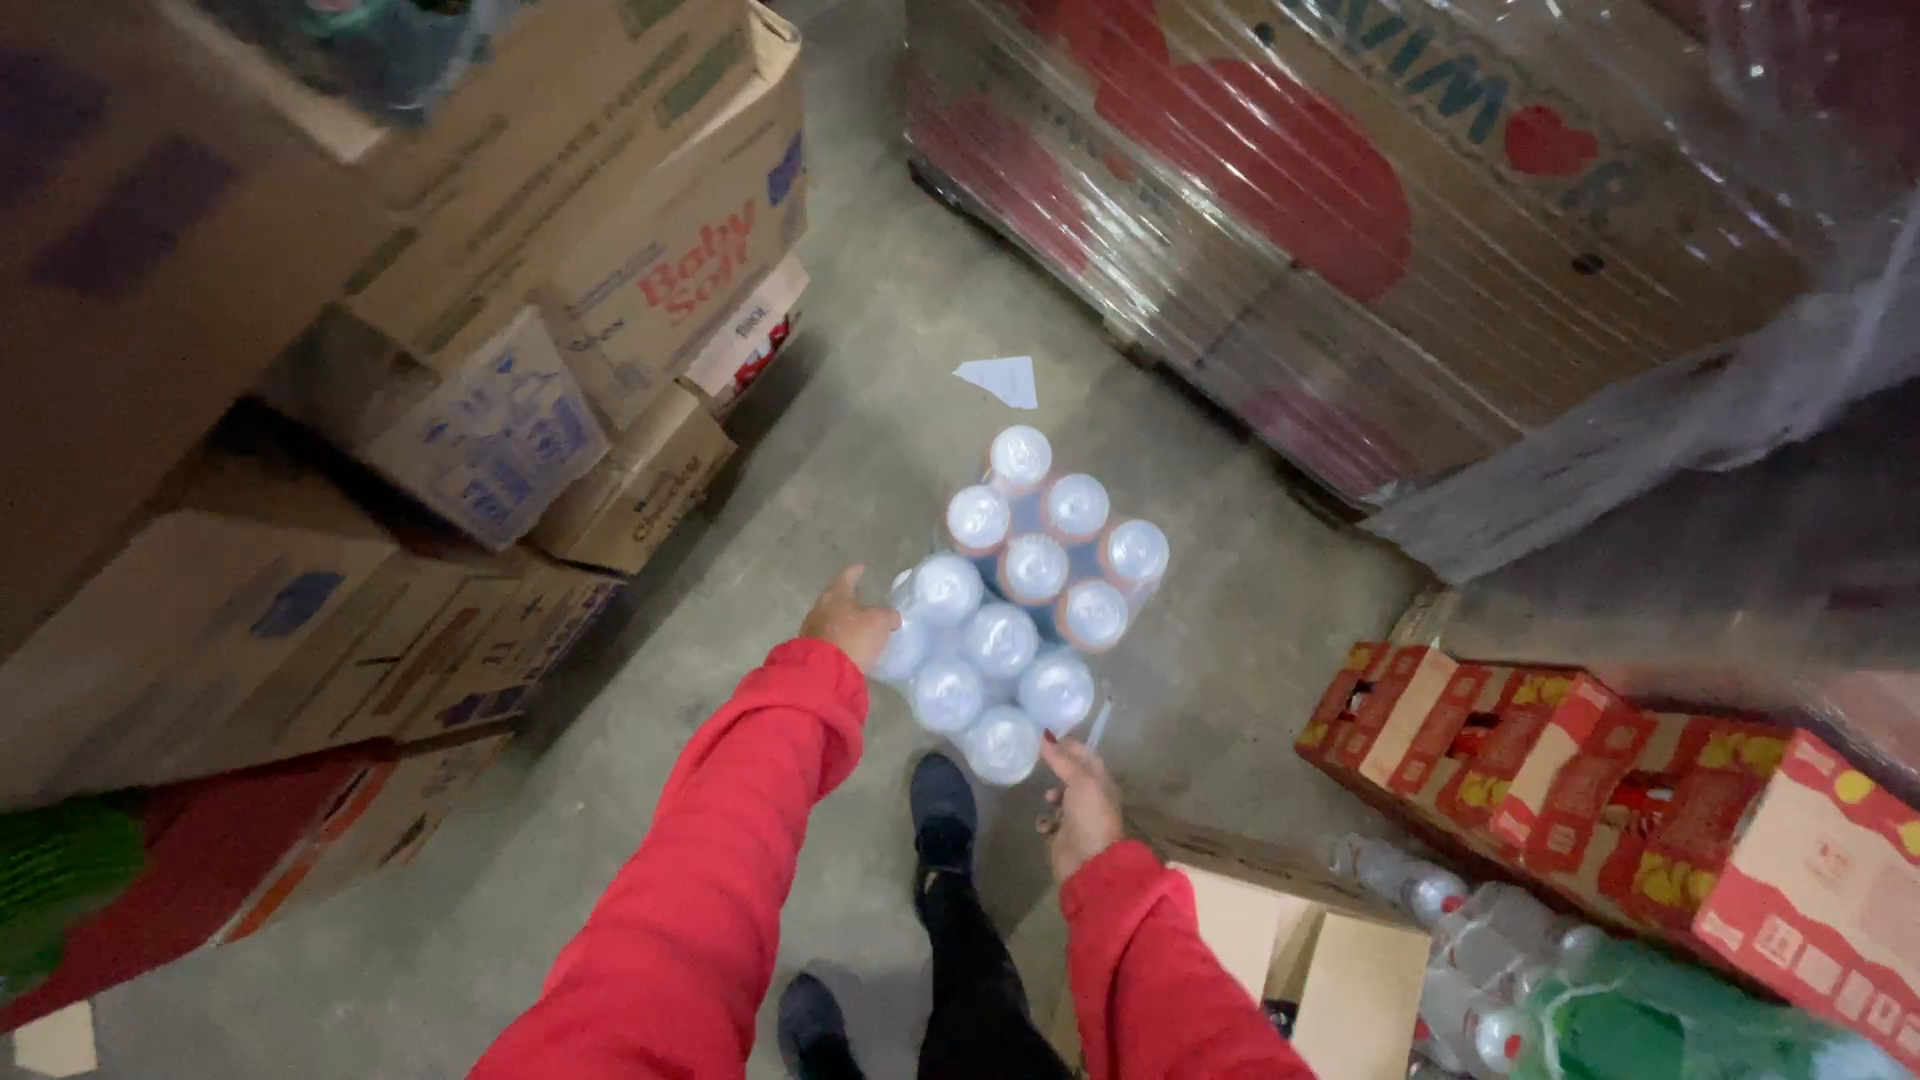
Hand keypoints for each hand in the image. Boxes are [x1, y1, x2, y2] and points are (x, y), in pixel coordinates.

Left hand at [799, 565, 902, 670]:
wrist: (824, 673)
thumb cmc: (854, 637)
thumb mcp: (880, 622)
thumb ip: (888, 615)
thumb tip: (891, 618)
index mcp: (835, 595)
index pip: (847, 577)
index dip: (856, 572)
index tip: (862, 568)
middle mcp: (820, 609)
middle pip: (836, 598)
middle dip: (849, 597)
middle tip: (860, 595)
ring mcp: (812, 630)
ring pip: (831, 618)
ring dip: (844, 619)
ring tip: (858, 623)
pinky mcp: (812, 650)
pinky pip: (829, 638)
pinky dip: (840, 637)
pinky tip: (850, 643)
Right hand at [1037, 736, 1124, 883]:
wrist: (1090, 863)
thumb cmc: (1090, 816)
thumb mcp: (1080, 781)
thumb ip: (1061, 759)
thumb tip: (1044, 735)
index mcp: (1101, 782)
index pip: (1085, 755)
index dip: (1068, 745)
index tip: (1046, 737)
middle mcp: (1091, 797)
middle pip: (1070, 775)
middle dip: (1056, 770)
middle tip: (1039, 763)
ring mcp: (1077, 816)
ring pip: (1059, 797)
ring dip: (1051, 795)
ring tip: (1049, 800)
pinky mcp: (1064, 834)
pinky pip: (1050, 820)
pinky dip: (1045, 820)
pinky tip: (1046, 824)